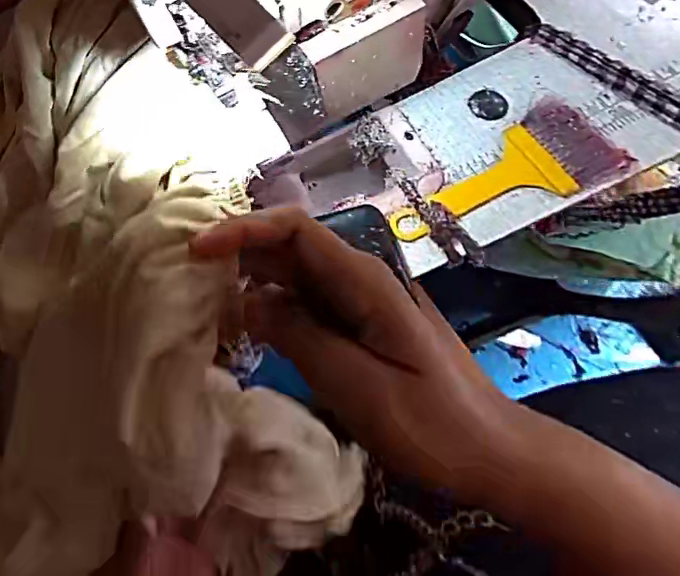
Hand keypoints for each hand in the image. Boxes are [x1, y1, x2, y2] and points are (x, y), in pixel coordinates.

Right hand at [190, 208, 521, 502]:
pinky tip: (242, 323)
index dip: (243, 229)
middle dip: (236, 250)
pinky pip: (302, 300)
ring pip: (290, 271)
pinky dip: (268, 305)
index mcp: (362, 277)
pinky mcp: (353, 321)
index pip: (294, 228)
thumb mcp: (360, 387)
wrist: (492, 450)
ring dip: (247, 277)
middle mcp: (356, 275)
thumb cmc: (432, 422)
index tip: (198, 249)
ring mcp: (355, 297)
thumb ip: (301, 338)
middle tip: (186, 272)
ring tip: (203, 294)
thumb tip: (247, 302)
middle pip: (287, 244)